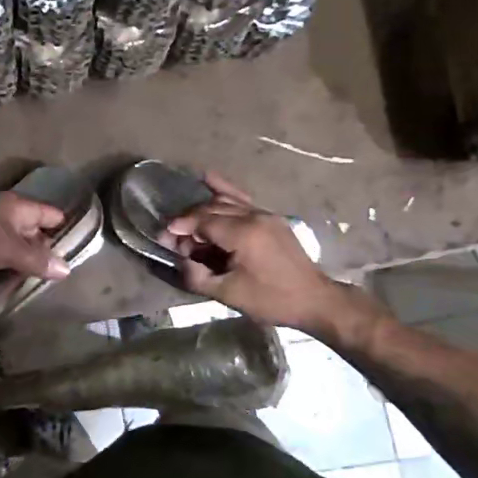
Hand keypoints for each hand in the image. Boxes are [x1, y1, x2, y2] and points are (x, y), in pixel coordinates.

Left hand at [0, 191, 70, 282]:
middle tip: (59, 276)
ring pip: (14, 244)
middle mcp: (0, 211)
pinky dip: (4, 266)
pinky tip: (8, 282)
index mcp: (14, 205)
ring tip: (37, 283)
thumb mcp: (7, 251)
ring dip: (23, 262)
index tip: (79, 252)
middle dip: (44, 251)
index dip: (65, 230)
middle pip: (33, 230)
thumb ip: (38, 259)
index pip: (51, 214)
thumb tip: (67, 269)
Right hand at [161, 174, 390, 346]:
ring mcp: (265, 214)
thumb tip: (181, 262)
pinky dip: (224, 190)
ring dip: (203, 210)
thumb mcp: (229, 294)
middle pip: (211, 210)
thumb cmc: (271, 299)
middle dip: (188, 221)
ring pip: (225, 202)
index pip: (202, 222)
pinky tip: (208, 178)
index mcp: (243, 234)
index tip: (163, 238)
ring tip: (187, 224)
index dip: (180, 229)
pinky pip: (242, 200)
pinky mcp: (271, 218)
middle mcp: (253, 216)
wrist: (314, 299)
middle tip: (172, 237)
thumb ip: (197, 277)